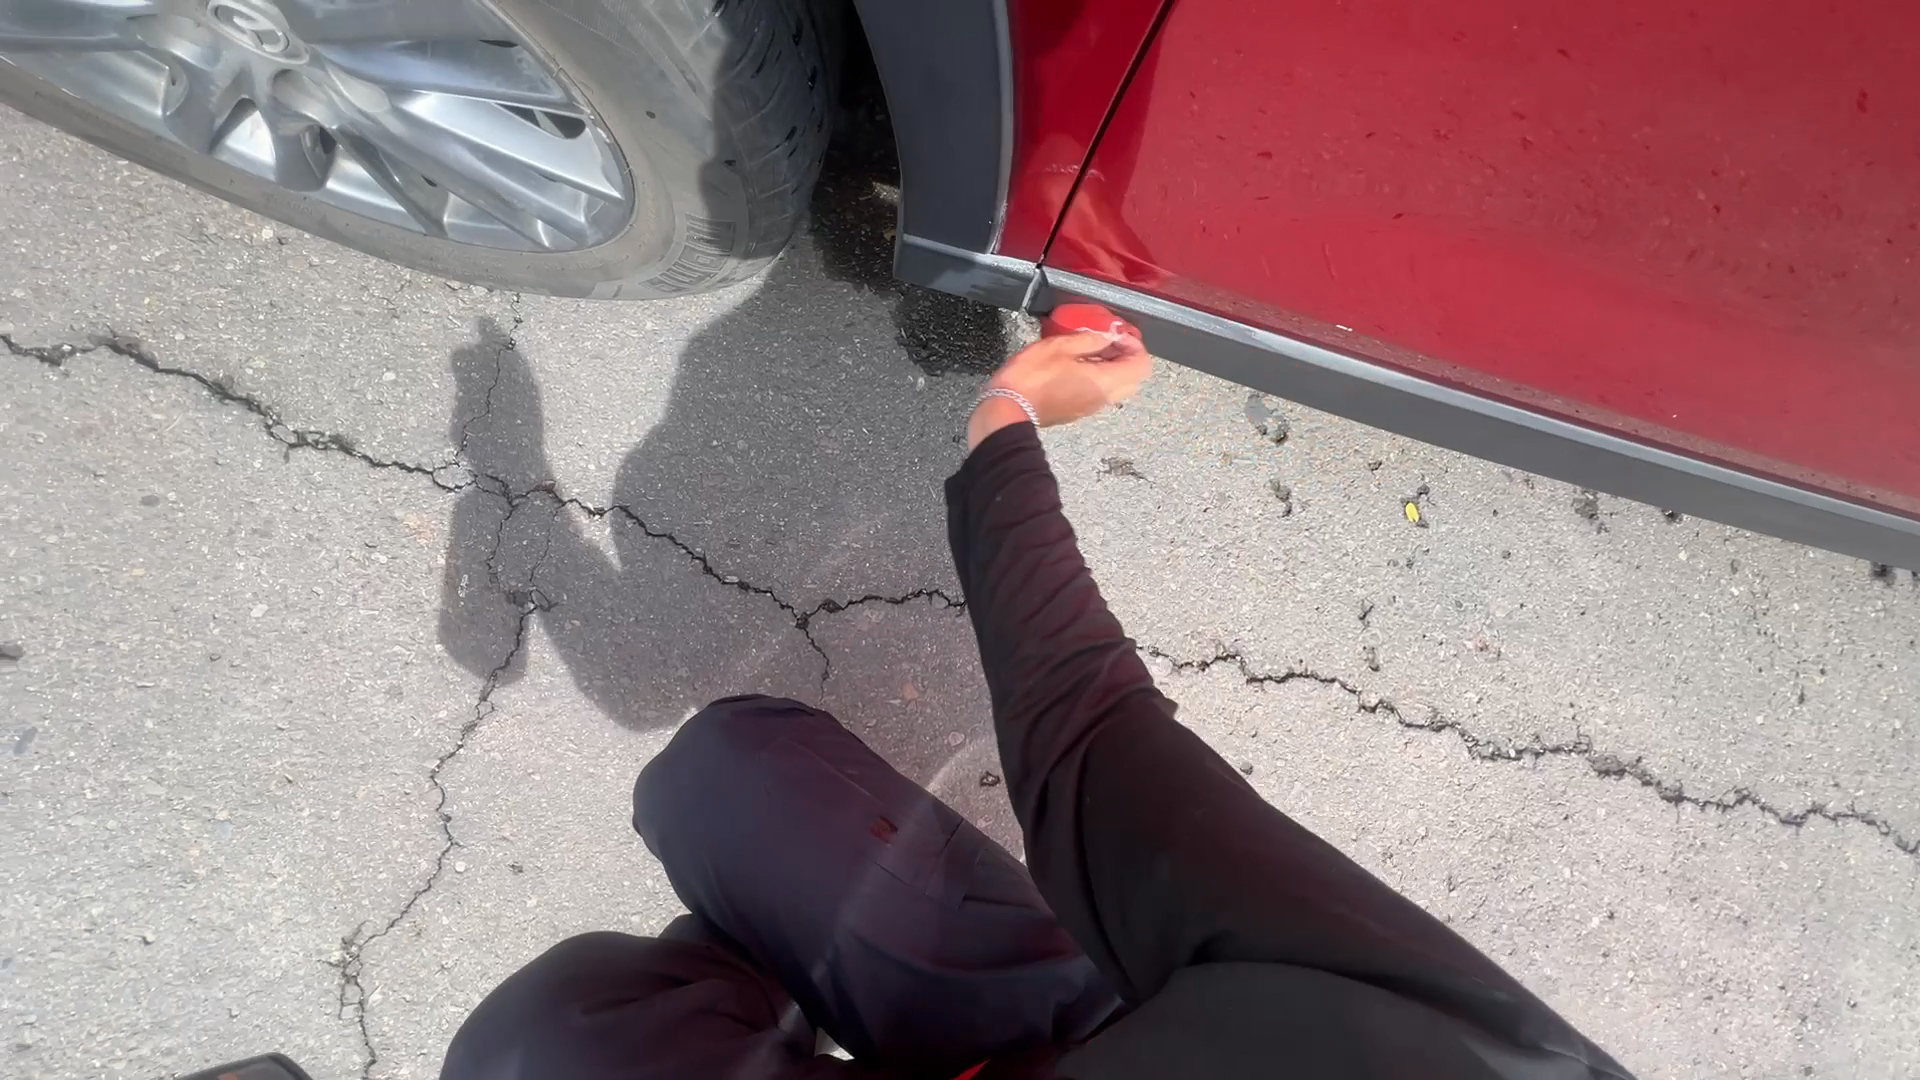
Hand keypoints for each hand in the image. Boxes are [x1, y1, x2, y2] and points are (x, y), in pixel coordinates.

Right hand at [968, 329, 1152, 448]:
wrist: (1007, 408)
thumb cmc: (1030, 377)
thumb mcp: (1060, 346)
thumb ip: (1090, 339)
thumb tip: (1108, 336)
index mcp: (1104, 382)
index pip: (1141, 365)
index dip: (1134, 345)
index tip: (1116, 333)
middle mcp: (1103, 399)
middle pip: (1134, 379)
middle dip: (1126, 356)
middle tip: (1108, 341)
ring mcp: (1090, 407)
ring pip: (1117, 388)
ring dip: (1112, 367)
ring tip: (1090, 351)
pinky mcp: (1076, 410)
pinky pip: (1099, 393)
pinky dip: (1098, 378)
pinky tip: (1076, 365)